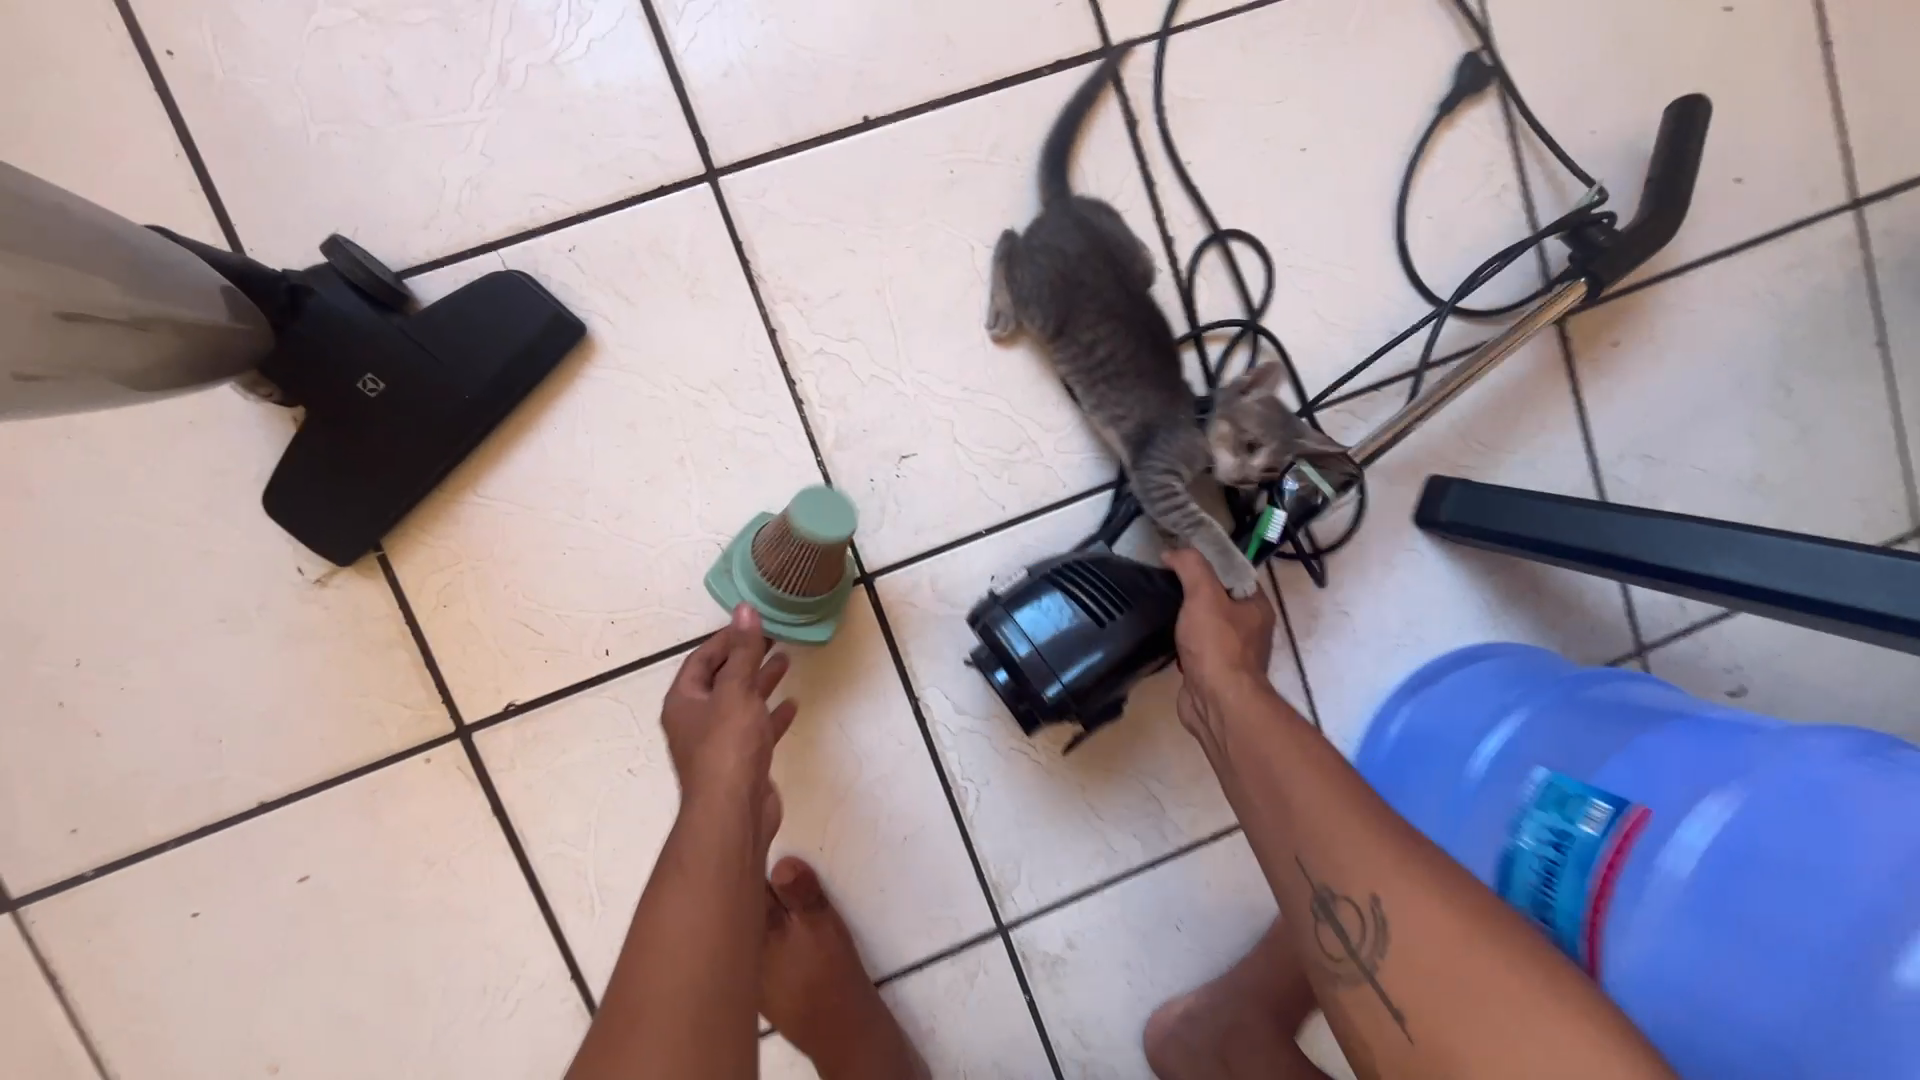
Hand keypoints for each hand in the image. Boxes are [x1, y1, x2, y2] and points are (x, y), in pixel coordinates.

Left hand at [661, 605, 797, 844]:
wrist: (733, 811)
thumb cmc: (728, 746)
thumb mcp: (736, 691)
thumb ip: (743, 651)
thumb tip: (744, 609)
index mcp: (684, 700)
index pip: (702, 658)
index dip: (726, 638)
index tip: (753, 621)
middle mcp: (696, 719)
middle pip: (722, 679)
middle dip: (746, 658)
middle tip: (774, 637)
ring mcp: (718, 742)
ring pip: (741, 703)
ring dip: (761, 682)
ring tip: (786, 661)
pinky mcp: (740, 761)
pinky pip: (756, 728)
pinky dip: (772, 715)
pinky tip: (792, 704)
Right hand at [1162, 548, 1276, 741]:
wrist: (1217, 702)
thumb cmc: (1217, 645)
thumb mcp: (1203, 595)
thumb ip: (1191, 567)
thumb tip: (1173, 551)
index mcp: (1256, 607)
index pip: (1234, 574)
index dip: (1208, 562)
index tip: (1180, 556)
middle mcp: (1249, 629)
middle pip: (1219, 599)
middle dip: (1193, 590)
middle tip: (1164, 578)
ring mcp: (1231, 653)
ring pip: (1205, 625)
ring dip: (1185, 618)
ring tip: (1159, 603)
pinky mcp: (1212, 672)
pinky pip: (1194, 648)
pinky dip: (1180, 642)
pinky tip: (1162, 636)